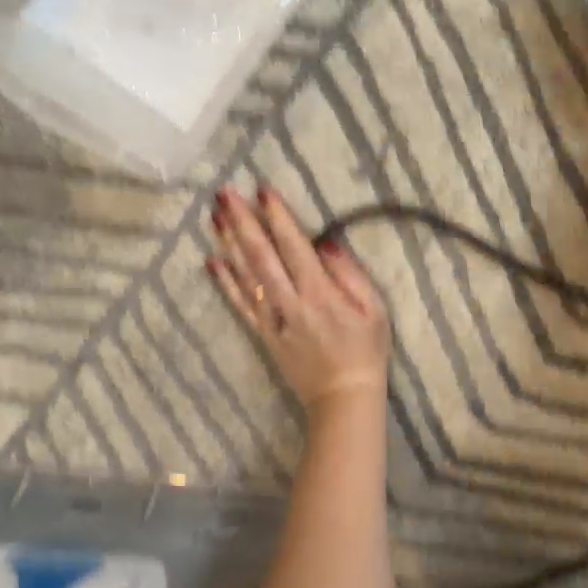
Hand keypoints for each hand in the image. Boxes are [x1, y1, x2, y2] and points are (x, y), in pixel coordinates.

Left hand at [208, 188, 389, 422]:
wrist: (343, 396)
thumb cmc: (366, 350)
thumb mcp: (374, 310)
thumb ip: (350, 275)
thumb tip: (325, 245)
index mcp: (320, 293)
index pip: (294, 247)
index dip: (278, 218)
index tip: (263, 190)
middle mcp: (291, 302)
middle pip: (261, 256)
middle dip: (242, 223)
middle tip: (224, 195)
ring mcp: (273, 319)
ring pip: (245, 276)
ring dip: (229, 244)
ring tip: (214, 217)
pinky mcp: (264, 334)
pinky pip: (241, 304)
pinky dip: (225, 282)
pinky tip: (212, 261)